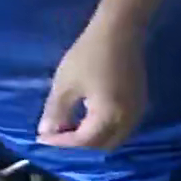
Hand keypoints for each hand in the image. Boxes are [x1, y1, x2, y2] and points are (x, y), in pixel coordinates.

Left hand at [37, 25, 147, 149]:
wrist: (120, 36)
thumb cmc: (89, 56)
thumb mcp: (66, 84)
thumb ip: (56, 112)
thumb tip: (46, 132)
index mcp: (108, 117)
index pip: (85, 141)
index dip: (62, 143)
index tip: (41, 138)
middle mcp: (127, 121)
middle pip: (103, 145)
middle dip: (80, 144)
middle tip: (57, 134)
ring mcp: (136, 114)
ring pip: (115, 138)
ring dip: (93, 138)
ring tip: (71, 128)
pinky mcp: (139, 106)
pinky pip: (122, 128)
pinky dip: (105, 130)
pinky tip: (90, 119)